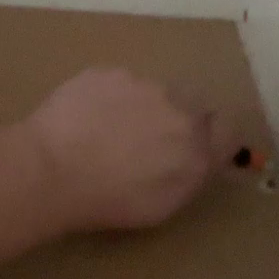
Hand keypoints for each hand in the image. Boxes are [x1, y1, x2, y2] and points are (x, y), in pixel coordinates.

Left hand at [25, 69, 215, 231]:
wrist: (50, 169)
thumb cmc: (106, 200)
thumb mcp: (160, 206)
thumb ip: (191, 176)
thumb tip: (202, 158)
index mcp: (196, 147)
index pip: (228, 131)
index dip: (215, 138)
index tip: (198, 147)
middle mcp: (179, 108)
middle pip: (194, 105)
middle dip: (179, 120)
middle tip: (147, 142)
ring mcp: (144, 84)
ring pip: (156, 91)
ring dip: (144, 106)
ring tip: (109, 132)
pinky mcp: (111, 72)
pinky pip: (120, 83)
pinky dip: (111, 97)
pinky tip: (87, 119)